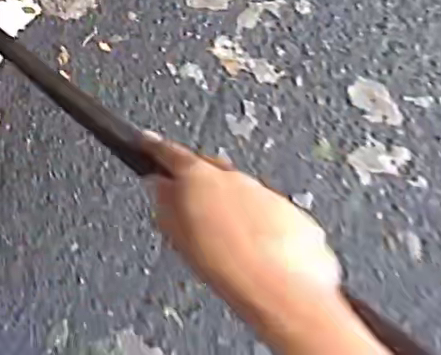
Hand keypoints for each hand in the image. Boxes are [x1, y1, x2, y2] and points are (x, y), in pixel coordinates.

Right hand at [140, 132, 382, 354]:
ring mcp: (272, 198)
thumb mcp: (169, 228)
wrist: (286, 301)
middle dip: (199, 181)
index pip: (165, 148)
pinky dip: (264, 223)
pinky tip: (260, 247)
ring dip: (233, 204)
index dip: (147, 142)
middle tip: (188, 202)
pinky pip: (274, 212)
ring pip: (243, 191)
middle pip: (209, 169)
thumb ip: (160, 198)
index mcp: (198, 174)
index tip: (138, 138)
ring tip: (228, 236)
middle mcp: (236, 178)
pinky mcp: (302, 221)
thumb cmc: (226, 270)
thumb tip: (157, 184)